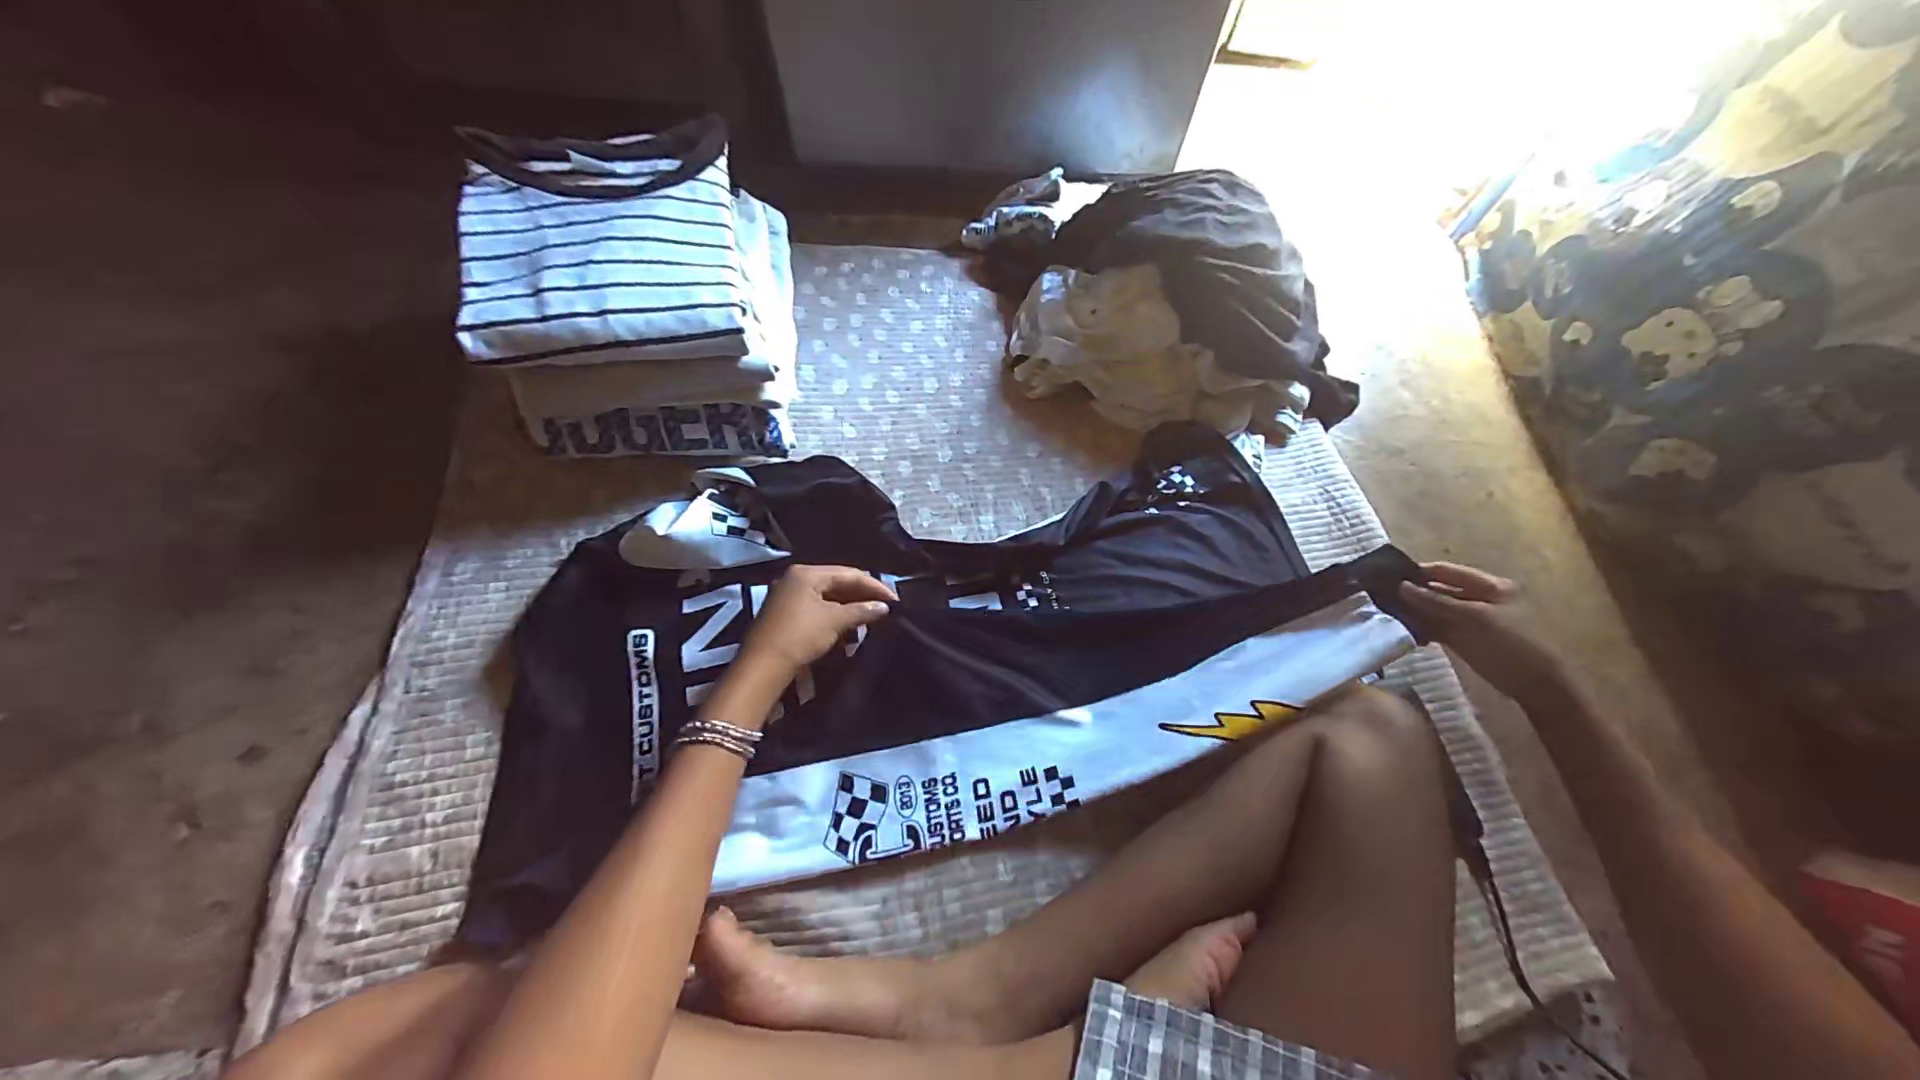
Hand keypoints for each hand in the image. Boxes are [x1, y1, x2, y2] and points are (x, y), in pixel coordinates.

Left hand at [739, 565, 896, 676]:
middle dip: (863, 594)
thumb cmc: (800, 635)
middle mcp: (797, 579)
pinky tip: (851, 624)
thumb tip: (883, 607)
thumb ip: (862, 610)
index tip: (895, 599)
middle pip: (838, 581)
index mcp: (807, 573)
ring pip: (829, 595)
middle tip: (885, 606)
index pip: (849, 573)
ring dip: (851, 605)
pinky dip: (836, 614)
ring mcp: (790, 596)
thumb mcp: (834, 621)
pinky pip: (819, 607)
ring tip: (872, 616)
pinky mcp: (787, 613)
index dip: (874, 586)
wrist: (763, 666)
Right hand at [1397, 562, 1565, 704]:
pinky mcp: (1462, 639)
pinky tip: (1402, 630)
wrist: (1538, 684)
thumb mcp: (1475, 618)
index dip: (1418, 572)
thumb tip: (1401, 586)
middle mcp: (1477, 599)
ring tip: (1384, 612)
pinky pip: (1435, 628)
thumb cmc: (1513, 644)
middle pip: (1437, 589)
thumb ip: (1437, 602)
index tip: (1388, 575)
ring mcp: (1469, 620)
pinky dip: (1419, 628)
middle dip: (1411, 592)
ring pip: (1433, 610)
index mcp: (1489, 586)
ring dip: (1412, 611)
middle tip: (1379, 595)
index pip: (1446, 571)